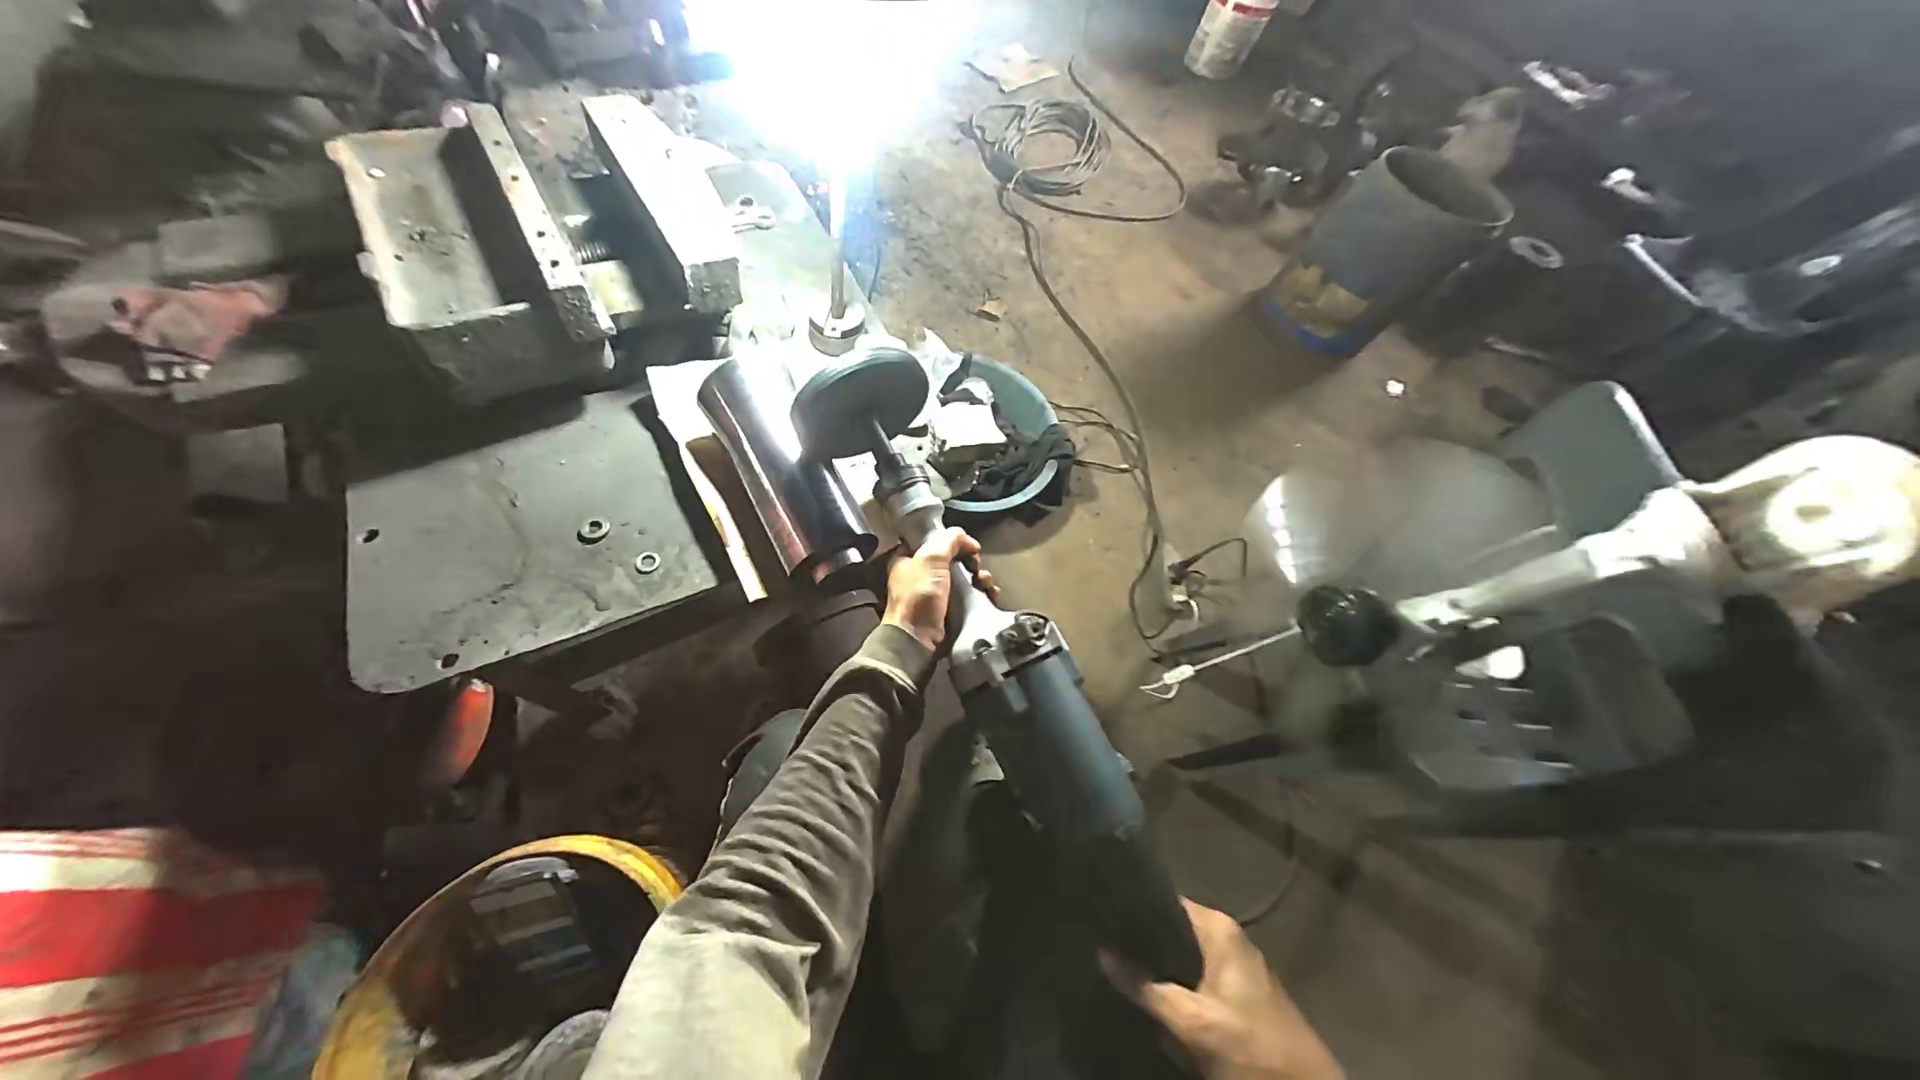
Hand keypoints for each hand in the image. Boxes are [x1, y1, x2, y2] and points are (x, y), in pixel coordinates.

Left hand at [882, 527, 995, 651]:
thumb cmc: (920, 594)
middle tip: (976, 566)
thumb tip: (968, 539)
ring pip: (966, 578)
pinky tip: (991, 594)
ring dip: (980, 577)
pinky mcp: (951, 611)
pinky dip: (983, 594)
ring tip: (985, 583)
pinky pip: (971, 597)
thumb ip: (949, 540)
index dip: (953, 541)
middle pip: (955, 559)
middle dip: (971, 561)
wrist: (918, 637)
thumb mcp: (931, 558)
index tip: (968, 546)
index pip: (934, 541)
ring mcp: (937, 594)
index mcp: (909, 559)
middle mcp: (922, 574)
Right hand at [1100, 900, 1341, 1079]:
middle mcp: (1227, 935)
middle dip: (1141, 940)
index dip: (1132, 908)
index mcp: (1218, 927)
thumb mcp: (1192, 1021)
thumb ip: (1144, 987)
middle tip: (1104, 944)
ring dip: (1156, 966)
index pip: (1162, 899)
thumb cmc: (1251, 1047)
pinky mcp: (1238, 991)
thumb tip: (1101, 953)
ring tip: (1118, 964)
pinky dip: (1174, 982)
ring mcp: (1235, 964)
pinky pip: (1194, 975)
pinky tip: (1151, 992)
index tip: (1101, 915)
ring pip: (1181, 953)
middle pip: (1170, 926)